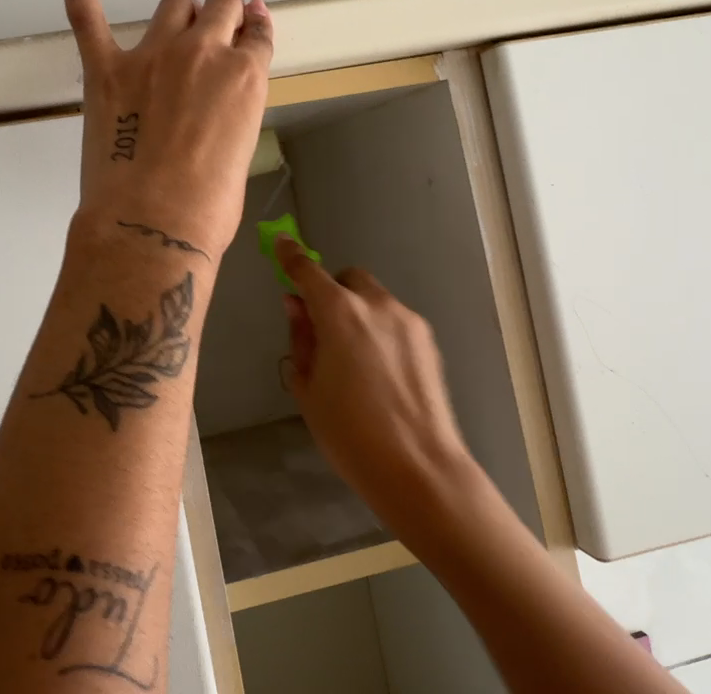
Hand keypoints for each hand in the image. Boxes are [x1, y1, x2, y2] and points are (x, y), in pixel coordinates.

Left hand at [60, 0, 272, 259]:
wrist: (152, 227)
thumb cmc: (205, 209)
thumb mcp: (241, 154)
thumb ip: (236, 112)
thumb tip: (220, 102)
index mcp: (245, 77)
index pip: (256, 36)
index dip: (254, 29)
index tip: (250, 25)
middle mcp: (203, 53)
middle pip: (218, 8)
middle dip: (221, 15)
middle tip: (214, 31)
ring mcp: (152, 56)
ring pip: (172, 5)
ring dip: (180, 13)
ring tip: (176, 26)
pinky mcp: (106, 68)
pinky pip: (86, 10)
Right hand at [276, 237, 477, 522]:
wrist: (417, 467)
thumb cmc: (349, 432)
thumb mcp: (308, 387)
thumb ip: (301, 338)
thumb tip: (297, 305)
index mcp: (339, 313)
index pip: (308, 271)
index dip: (291, 256)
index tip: (281, 244)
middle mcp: (376, 305)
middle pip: (348, 280)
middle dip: (332, 293)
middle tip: (321, 329)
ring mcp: (408, 322)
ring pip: (375, 301)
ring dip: (357, 313)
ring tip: (352, 361)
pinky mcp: (428, 342)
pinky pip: (394, 322)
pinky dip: (379, 331)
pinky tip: (378, 373)